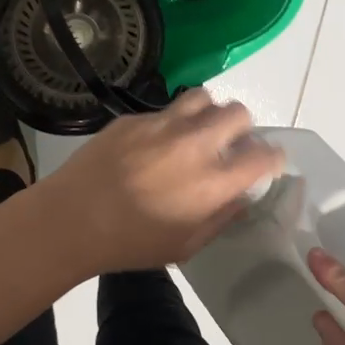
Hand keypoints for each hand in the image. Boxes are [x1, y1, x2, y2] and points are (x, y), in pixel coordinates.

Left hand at [38, 90, 282, 274]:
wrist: (72, 219)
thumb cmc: (130, 243)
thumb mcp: (184, 247)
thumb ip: (220, 219)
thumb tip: (239, 197)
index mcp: (212, 181)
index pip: (263, 155)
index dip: (273, 156)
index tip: (268, 161)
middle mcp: (194, 144)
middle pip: (238, 113)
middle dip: (243, 127)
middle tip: (231, 143)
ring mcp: (163, 124)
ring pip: (203, 97)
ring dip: (209, 113)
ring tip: (198, 131)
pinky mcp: (134, 118)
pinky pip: (165, 109)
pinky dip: (171, 122)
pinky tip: (155, 143)